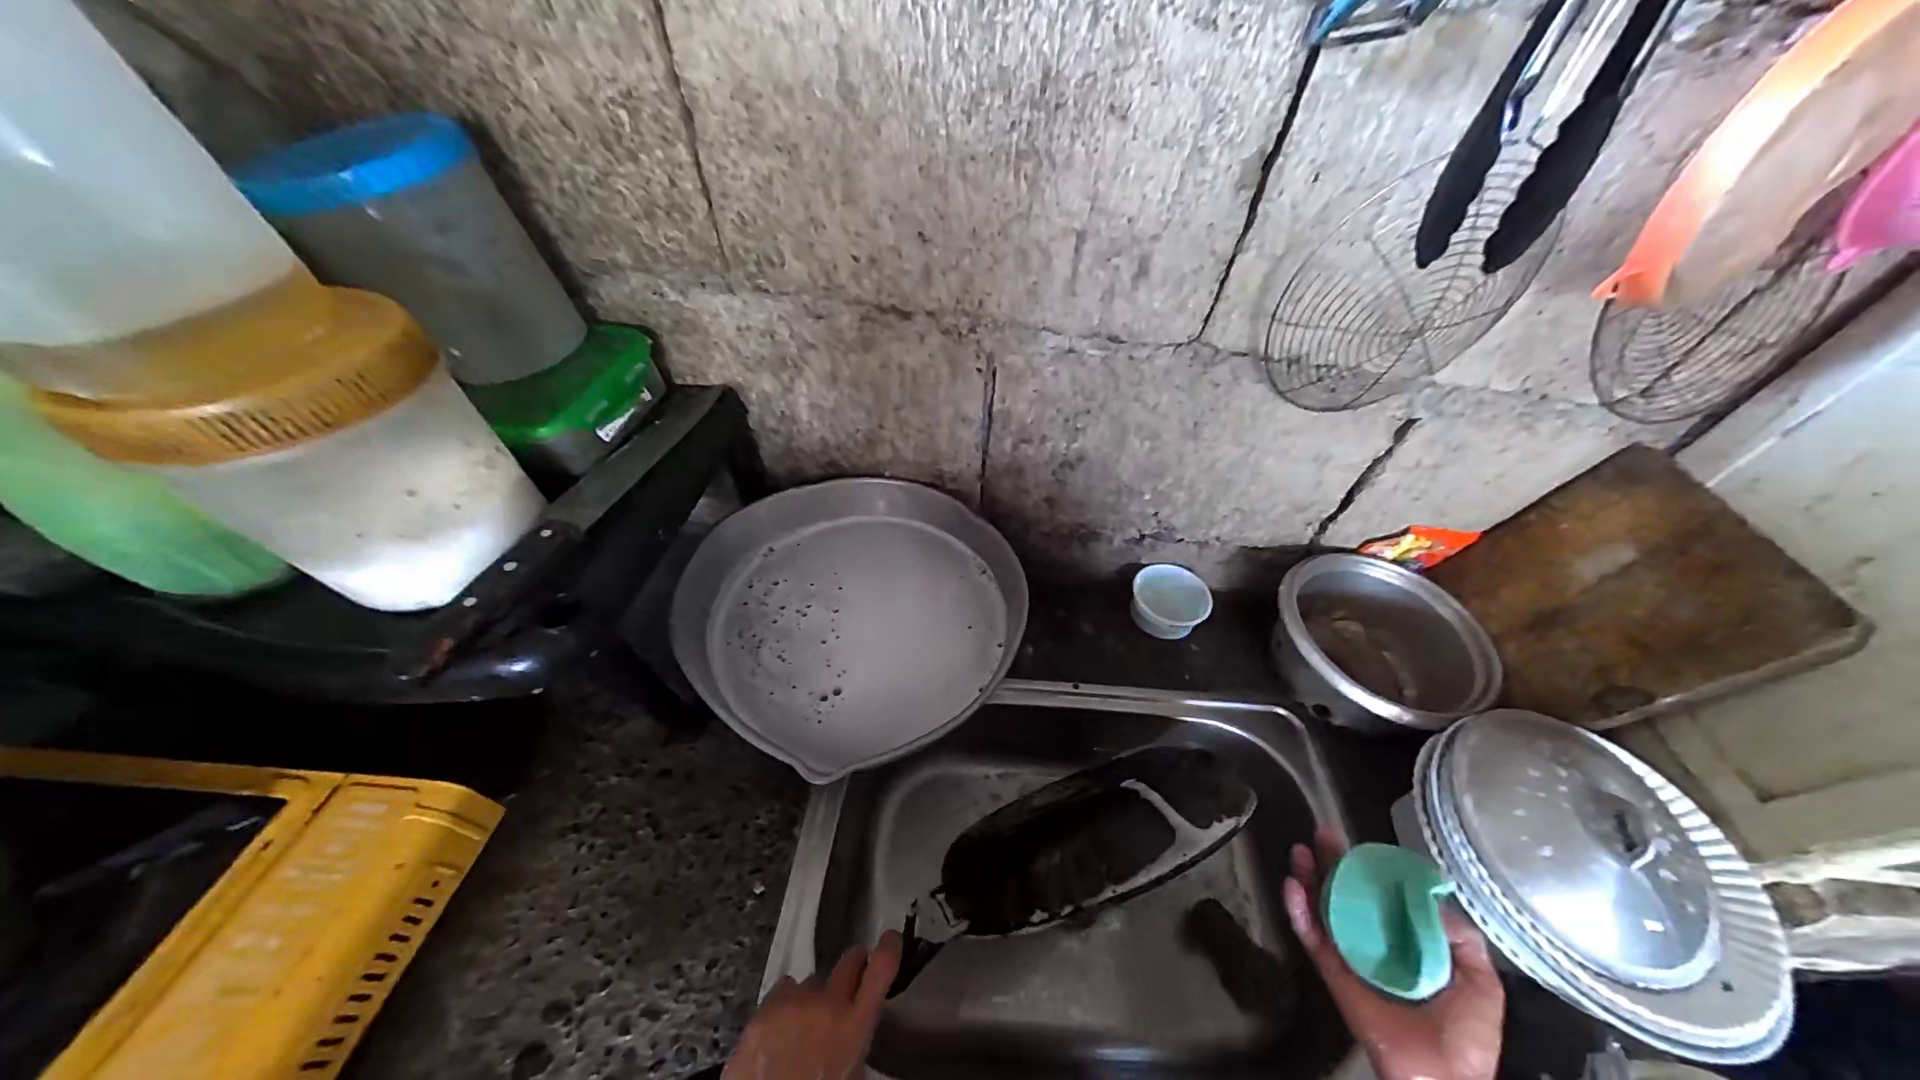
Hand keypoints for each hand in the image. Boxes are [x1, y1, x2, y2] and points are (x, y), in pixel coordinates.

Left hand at [722, 931, 902, 1079]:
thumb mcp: (853, 1074)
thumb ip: (856, 1040)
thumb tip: (856, 1022)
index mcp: (855, 1027)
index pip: (881, 970)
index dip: (889, 949)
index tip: (890, 939)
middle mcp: (826, 1005)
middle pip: (848, 962)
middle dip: (853, 965)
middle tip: (850, 978)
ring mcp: (791, 1005)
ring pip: (810, 981)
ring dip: (813, 995)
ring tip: (803, 1023)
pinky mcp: (761, 1013)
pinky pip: (779, 994)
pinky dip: (782, 1007)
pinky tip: (778, 1031)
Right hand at [1284, 828, 1503, 1079]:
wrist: (1444, 1078)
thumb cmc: (1468, 1035)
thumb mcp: (1481, 980)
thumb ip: (1461, 937)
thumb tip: (1428, 895)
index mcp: (1405, 944)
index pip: (1381, 898)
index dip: (1368, 870)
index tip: (1360, 846)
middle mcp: (1373, 944)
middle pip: (1344, 895)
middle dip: (1332, 863)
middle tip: (1322, 834)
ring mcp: (1349, 956)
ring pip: (1321, 909)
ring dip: (1308, 878)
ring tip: (1301, 851)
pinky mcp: (1332, 972)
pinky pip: (1310, 937)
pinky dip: (1298, 910)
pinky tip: (1292, 886)